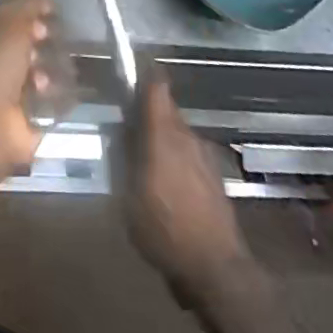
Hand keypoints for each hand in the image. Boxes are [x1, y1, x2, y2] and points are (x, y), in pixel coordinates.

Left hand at [0, 0, 53, 172]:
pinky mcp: (29, 118)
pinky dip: (57, 98)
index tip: (50, 14)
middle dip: (45, 43)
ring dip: (50, 72)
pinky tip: (53, 97)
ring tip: (43, 80)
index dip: (34, 12)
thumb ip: (29, 1)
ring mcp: (12, 90)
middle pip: (33, 43)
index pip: (16, 16)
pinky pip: (53, 100)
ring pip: (46, 71)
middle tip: (48, 47)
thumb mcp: (11, 19)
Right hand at [125, 73, 249, 293]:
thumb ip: (121, 159)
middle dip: (147, 112)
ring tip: (142, 158)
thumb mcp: (127, 197)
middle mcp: (186, 135)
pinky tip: (164, 182)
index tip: (132, 66)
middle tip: (126, 125)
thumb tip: (118, 133)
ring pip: (177, 132)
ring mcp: (204, 154)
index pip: (157, 88)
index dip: (144, 73)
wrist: (214, 266)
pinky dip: (174, 156)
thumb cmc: (164, 229)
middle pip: (166, 109)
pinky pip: (187, 152)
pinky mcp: (213, 173)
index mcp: (163, 135)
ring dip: (161, 136)